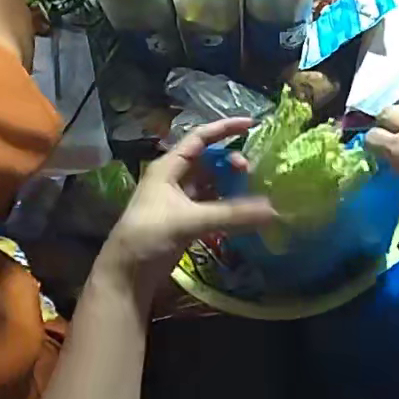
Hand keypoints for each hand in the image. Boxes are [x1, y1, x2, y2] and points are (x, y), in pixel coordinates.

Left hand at [100, 119, 278, 290]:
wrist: (126, 273)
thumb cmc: (149, 236)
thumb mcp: (190, 221)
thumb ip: (231, 214)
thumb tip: (272, 210)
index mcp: (168, 167)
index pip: (200, 138)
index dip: (225, 128)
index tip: (252, 124)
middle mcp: (173, 179)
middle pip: (208, 160)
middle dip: (231, 161)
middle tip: (250, 172)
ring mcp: (179, 200)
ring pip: (211, 183)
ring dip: (230, 184)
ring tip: (253, 190)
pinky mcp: (185, 221)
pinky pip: (211, 205)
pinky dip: (227, 206)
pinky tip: (244, 213)